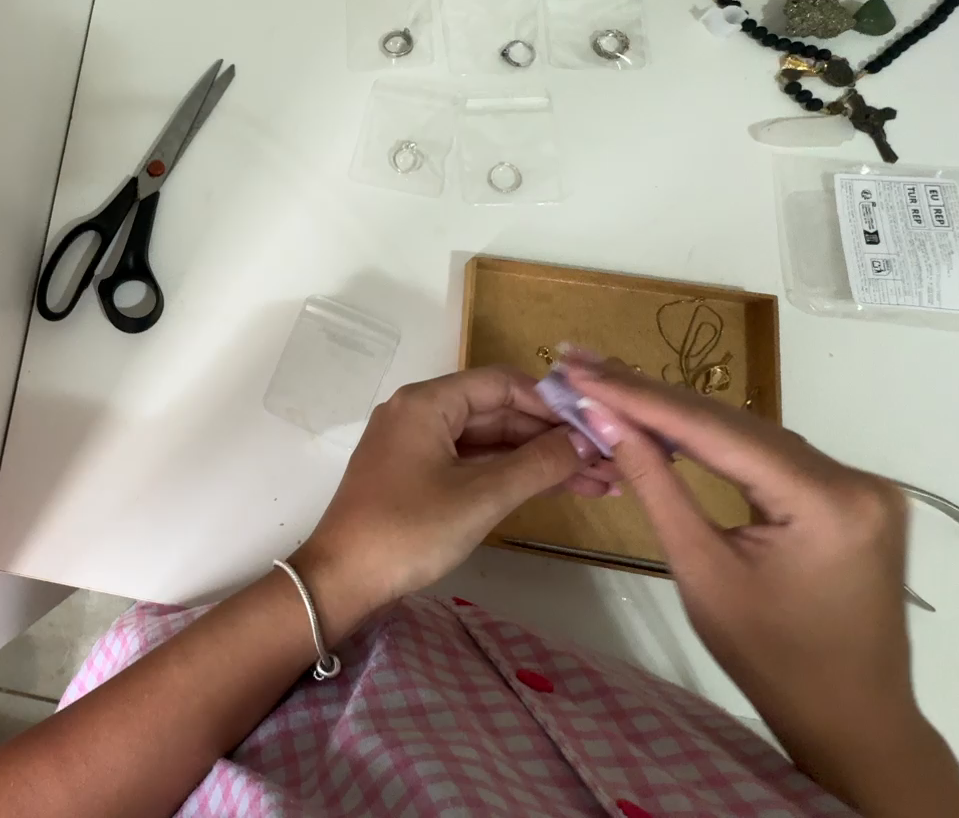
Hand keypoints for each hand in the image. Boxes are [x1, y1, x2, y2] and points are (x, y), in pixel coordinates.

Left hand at [291, 366, 594, 641]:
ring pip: (488, 439)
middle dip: (553, 435)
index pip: (501, 383)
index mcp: (425, 402)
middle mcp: (418, 412)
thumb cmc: (410, 529)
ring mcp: (416, 443)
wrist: (344, 575)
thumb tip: (587, 441)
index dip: (552, 403)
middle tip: (614, 460)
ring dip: (539, 458)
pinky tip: (559, 488)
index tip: (601, 424)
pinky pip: (472, 460)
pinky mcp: (417, 472)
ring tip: (603, 481)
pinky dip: (511, 473)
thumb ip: (537, 464)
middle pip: (496, 410)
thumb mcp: (481, 496)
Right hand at [562, 352, 958, 815]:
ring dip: (670, 407)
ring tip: (604, 377)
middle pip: (727, 422)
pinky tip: (657, 414)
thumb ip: (653, 482)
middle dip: (646, 391)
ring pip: (741, 431)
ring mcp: (853, 484)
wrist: (847, 712)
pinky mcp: (841, 494)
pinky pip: (759, 452)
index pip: (711, 431)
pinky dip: (702, 434)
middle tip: (579, 361)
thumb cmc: (767, 651)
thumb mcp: (697, 563)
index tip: (577, 370)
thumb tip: (602, 416)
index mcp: (826, 500)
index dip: (636, 397)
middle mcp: (853, 478)